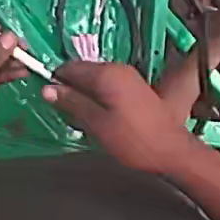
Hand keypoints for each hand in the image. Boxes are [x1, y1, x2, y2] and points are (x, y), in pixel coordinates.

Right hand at [42, 61, 206, 174]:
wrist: (173, 152)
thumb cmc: (133, 140)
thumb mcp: (96, 123)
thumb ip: (71, 102)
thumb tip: (47, 89)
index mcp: (106, 74)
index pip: (69, 67)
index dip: (55, 81)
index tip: (48, 99)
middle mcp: (117, 69)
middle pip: (82, 71)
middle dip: (69, 88)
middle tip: (63, 112)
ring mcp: (128, 78)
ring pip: (94, 79)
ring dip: (82, 94)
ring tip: (79, 118)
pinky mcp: (135, 88)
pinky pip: (106, 86)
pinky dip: (96, 97)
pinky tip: (96, 116)